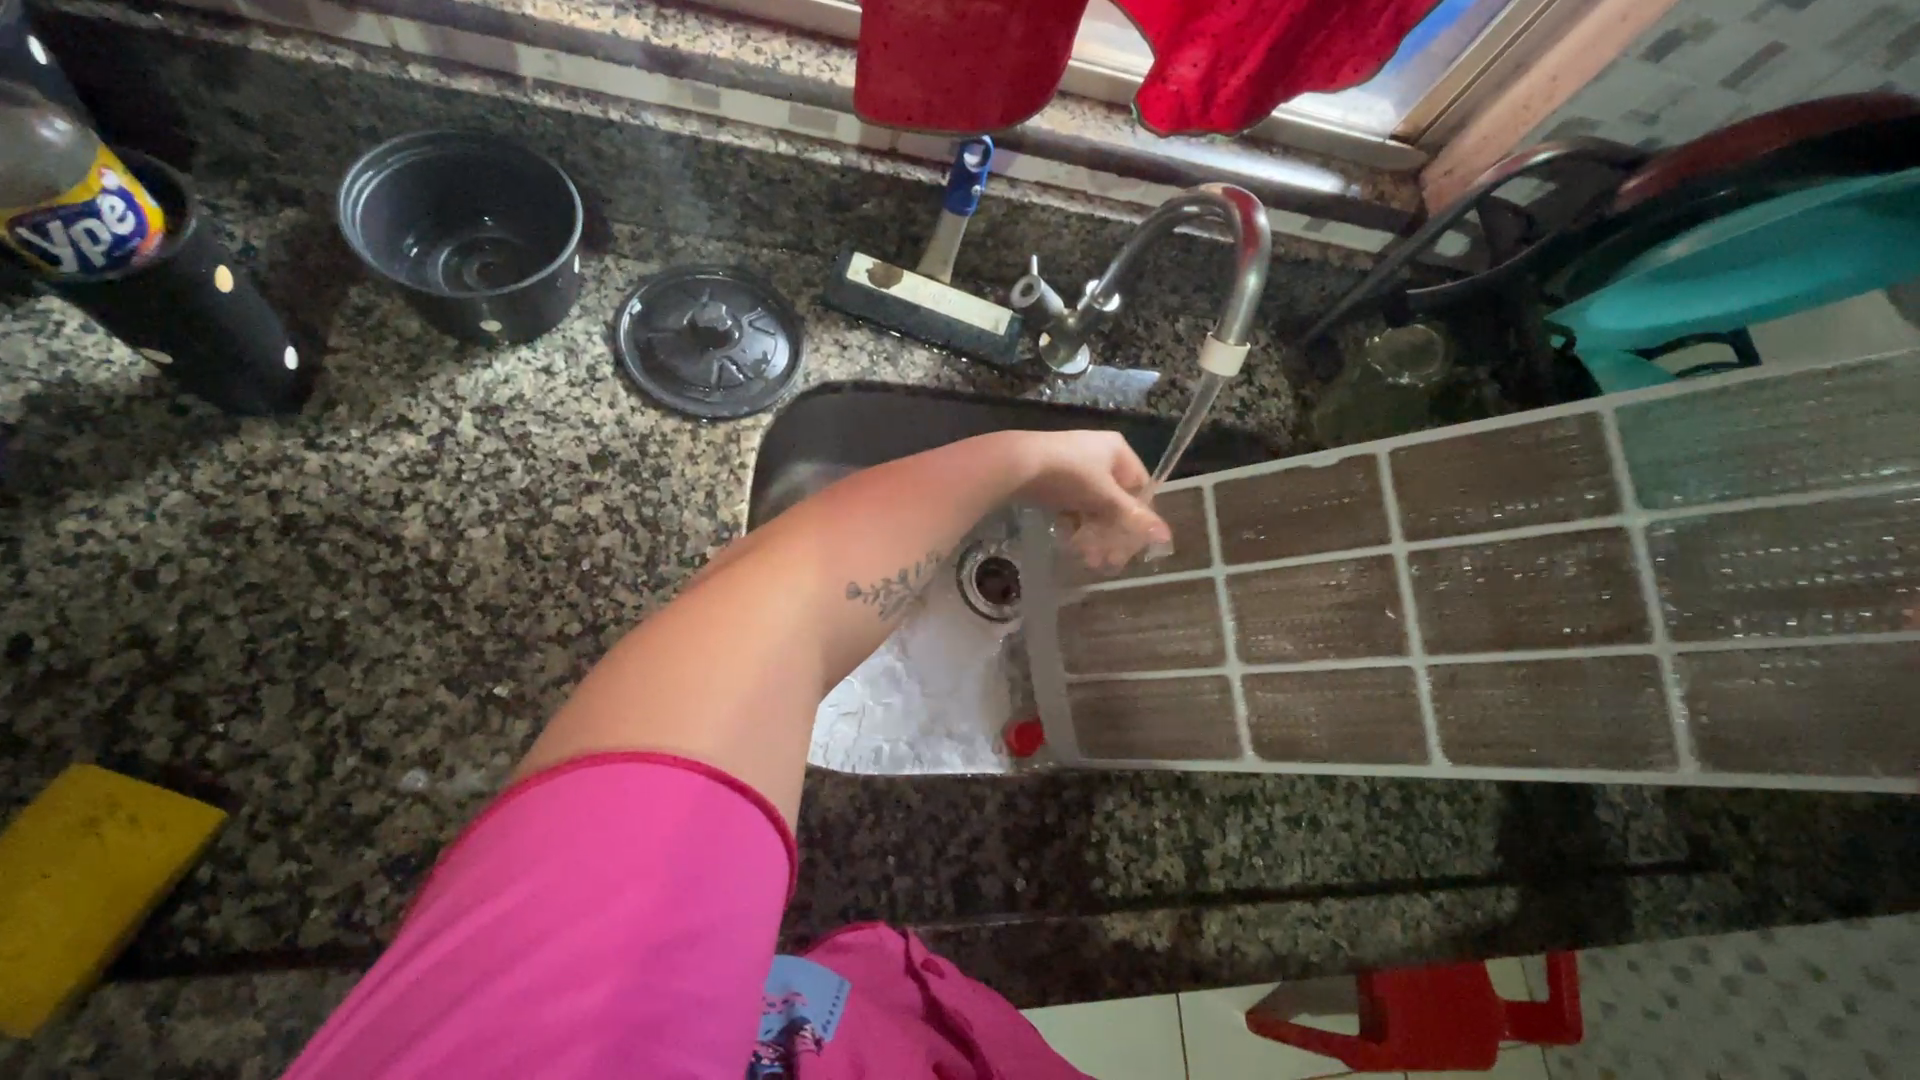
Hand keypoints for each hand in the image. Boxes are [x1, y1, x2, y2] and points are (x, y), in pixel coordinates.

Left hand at [1008, 430, 1171, 571]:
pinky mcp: (1053, 479)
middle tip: (1109, 561)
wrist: (1016, 463)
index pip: (1140, 487)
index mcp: (1117, 451)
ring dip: (1092, 533)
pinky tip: (1070, 542)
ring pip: (1092, 505)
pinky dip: (1073, 524)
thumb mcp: (1105, 497)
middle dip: (1112, 532)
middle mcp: (1099, 455)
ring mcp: (1074, 467)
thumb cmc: (1069, 475)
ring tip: (1087, 558)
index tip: (1133, 545)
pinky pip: (1071, 505)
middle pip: (1115, 500)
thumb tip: (1166, 536)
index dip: (1138, 517)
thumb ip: (1133, 517)